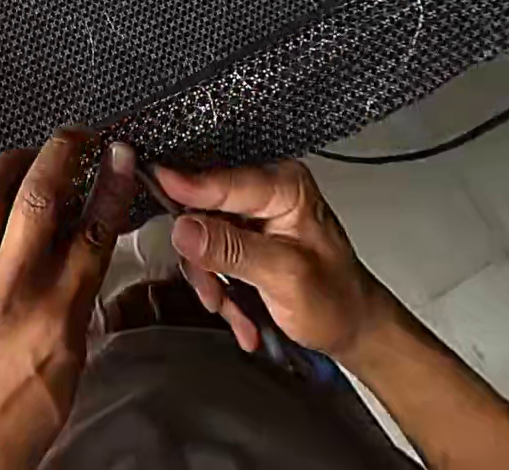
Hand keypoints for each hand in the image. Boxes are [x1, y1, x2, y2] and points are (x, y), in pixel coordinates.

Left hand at [0, 130, 137, 469]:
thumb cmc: (20, 412)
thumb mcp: (71, 354)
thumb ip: (79, 288)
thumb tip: (84, 232)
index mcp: (57, 308)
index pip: (96, 227)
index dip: (112, 182)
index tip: (119, 153)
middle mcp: (11, 283)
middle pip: (42, 193)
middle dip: (64, 150)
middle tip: (75, 136)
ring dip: (12, 161)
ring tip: (25, 159)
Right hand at [156, 160, 396, 358]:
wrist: (353, 328)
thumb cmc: (335, 298)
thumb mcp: (284, 276)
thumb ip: (232, 249)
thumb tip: (184, 228)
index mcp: (282, 184)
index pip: (224, 179)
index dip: (188, 184)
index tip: (155, 179)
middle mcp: (264, 190)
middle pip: (205, 207)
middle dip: (204, 256)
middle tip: (213, 293)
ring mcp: (252, 213)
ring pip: (201, 234)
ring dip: (211, 278)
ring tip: (234, 310)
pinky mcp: (243, 234)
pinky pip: (210, 250)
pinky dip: (218, 284)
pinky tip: (239, 312)